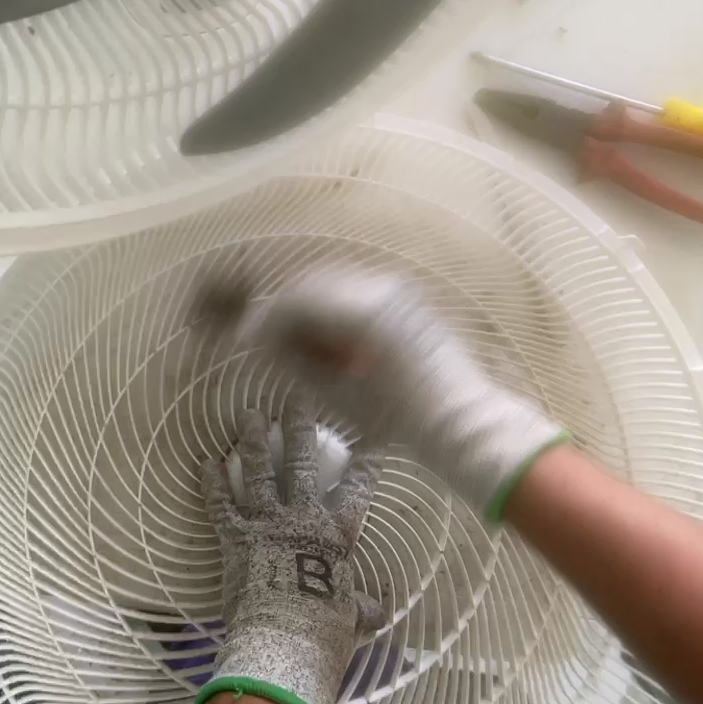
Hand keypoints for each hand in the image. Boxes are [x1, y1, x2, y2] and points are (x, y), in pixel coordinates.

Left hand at [197, 400, 382, 703]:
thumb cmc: (323, 633)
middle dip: (299, 427)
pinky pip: (221, 503)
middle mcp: (301, 518)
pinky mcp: (235, 536)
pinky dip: (212, 483)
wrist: (283, 644)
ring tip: (249, 414)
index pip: (356, 492)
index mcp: (335, 536)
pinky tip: (205, 461)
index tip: (372, 439)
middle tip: (295, 398)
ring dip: (253, 441)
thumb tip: (379, 611)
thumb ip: (362, 608)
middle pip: (301, 463)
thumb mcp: (352, 619)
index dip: (365, 465)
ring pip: (259, 471)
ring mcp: (266, 523)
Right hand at [219, 267, 565, 521]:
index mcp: (361, 312)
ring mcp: (395, 287)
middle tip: (265, 339)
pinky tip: (334, 342)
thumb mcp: (334, 393)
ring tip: (305, 346)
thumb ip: (290, 358)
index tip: (241, 336)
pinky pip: (351, 289)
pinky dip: (331, 309)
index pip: (293, 300)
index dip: (260, 317)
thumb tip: (255, 336)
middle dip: (282, 309)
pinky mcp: (404, 295)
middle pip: (308, 283)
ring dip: (306, 307)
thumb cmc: (398, 419)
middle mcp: (378, 287)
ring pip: (329, 282)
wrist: (461, 421)